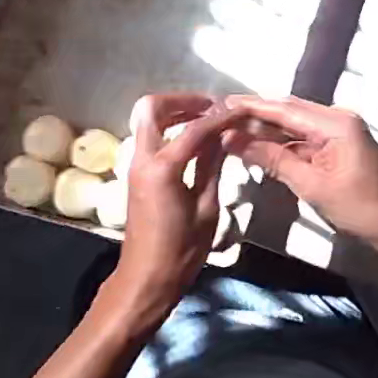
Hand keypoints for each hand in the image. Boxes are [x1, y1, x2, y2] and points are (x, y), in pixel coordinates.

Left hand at [101, 93, 243, 322]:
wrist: (147, 276)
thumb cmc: (181, 250)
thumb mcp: (206, 208)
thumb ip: (212, 165)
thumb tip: (224, 135)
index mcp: (163, 168)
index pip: (195, 128)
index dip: (221, 117)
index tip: (241, 110)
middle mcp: (143, 158)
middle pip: (152, 108)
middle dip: (182, 100)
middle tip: (212, 107)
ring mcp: (136, 164)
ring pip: (147, 120)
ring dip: (175, 112)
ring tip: (207, 119)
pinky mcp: (137, 174)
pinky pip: (150, 137)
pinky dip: (169, 129)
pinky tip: (195, 141)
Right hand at [223, 95, 377, 254]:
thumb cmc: (361, 208)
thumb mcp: (311, 185)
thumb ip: (272, 159)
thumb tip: (234, 141)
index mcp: (335, 123)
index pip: (283, 109)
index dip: (250, 106)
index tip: (221, 105)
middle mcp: (337, 119)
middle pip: (287, 111)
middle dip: (253, 115)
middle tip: (220, 118)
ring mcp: (339, 132)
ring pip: (293, 125)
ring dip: (265, 130)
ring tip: (231, 132)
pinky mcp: (338, 147)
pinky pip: (303, 139)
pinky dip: (280, 143)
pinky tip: (258, 148)